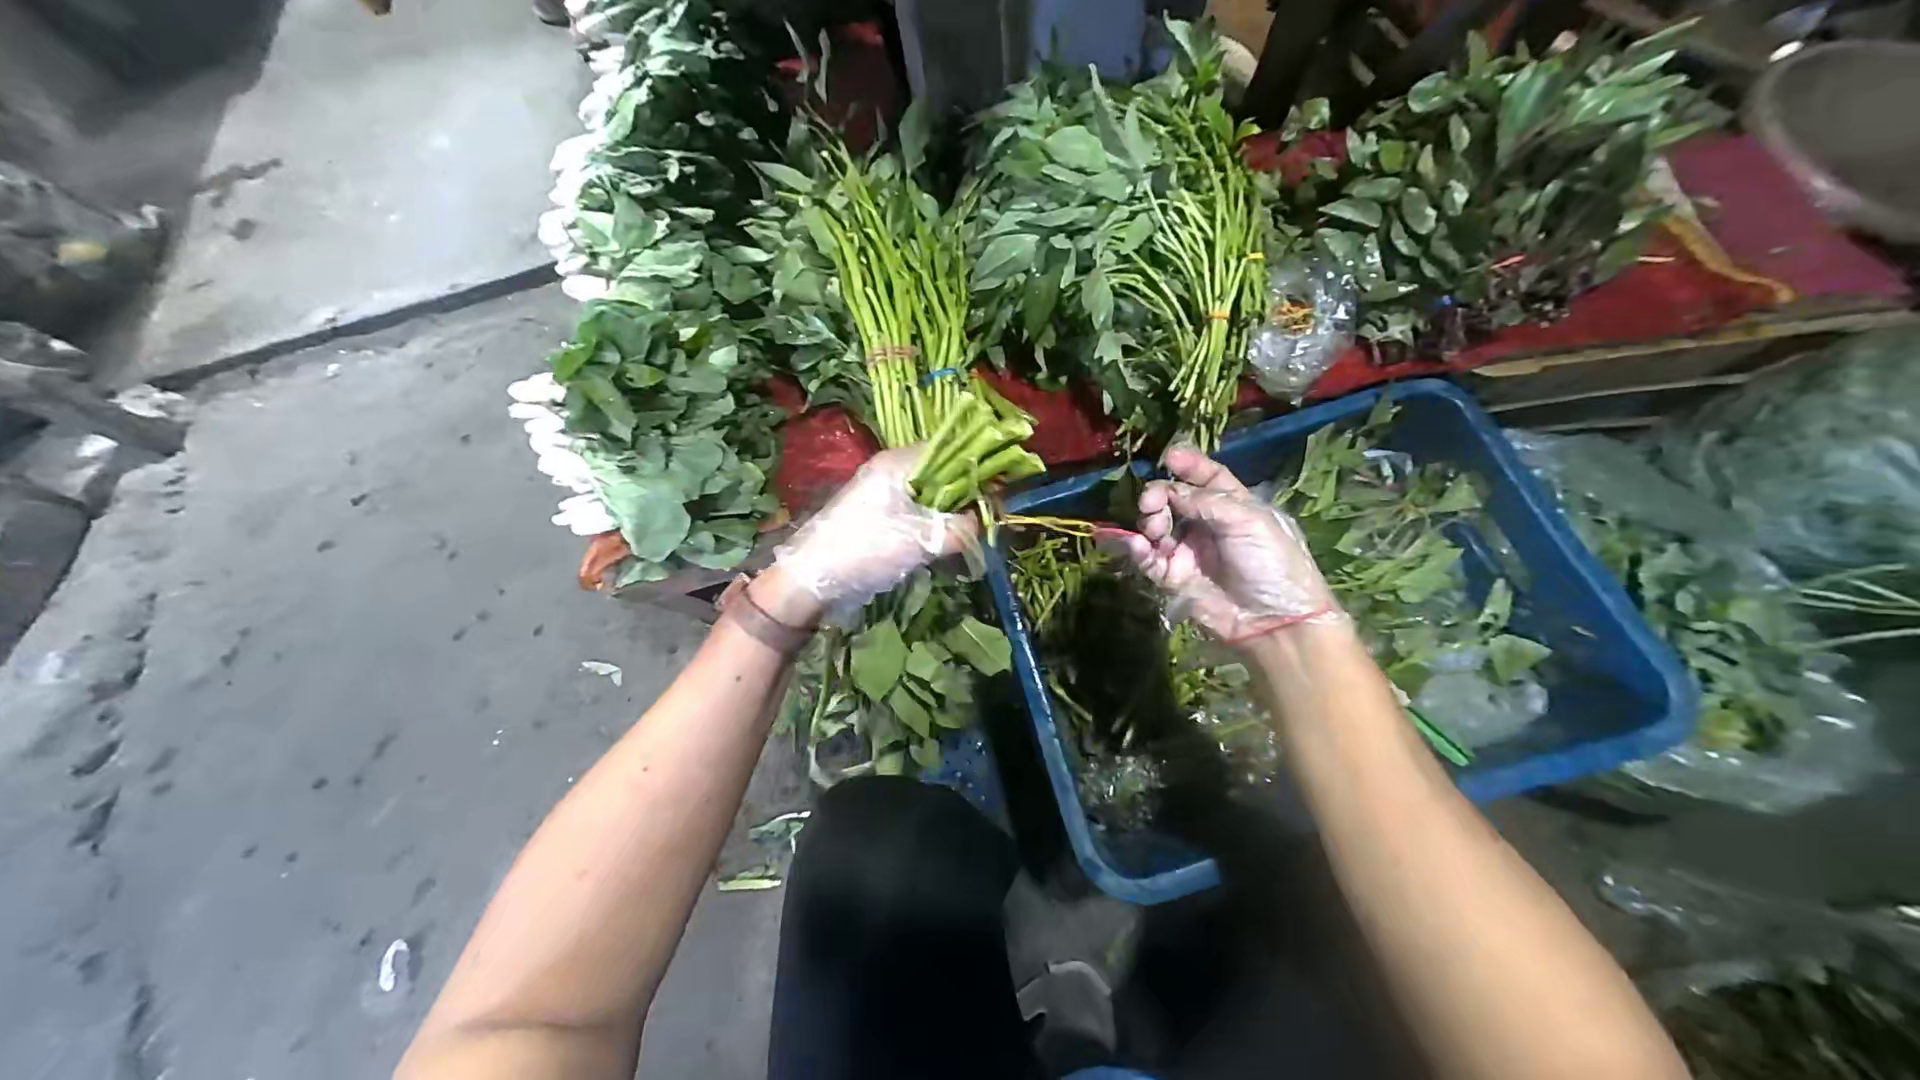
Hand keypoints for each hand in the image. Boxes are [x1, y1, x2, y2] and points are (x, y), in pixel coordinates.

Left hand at [771, 446, 977, 611]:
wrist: (811, 578)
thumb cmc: (866, 549)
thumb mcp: (922, 540)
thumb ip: (961, 528)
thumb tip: (984, 522)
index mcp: (899, 462)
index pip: (950, 450)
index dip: (977, 469)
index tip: (998, 494)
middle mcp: (890, 469)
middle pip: (942, 473)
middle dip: (965, 496)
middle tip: (984, 522)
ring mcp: (880, 492)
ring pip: (929, 495)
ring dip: (948, 515)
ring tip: (966, 539)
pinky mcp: (875, 514)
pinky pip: (914, 511)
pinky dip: (930, 525)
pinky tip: (940, 547)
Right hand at [1104, 444, 1343, 645]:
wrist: (1273, 620)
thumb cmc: (1271, 562)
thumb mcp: (1247, 520)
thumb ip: (1204, 501)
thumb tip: (1168, 490)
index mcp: (1233, 506)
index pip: (1207, 478)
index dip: (1188, 465)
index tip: (1168, 457)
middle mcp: (1207, 525)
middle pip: (1172, 499)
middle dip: (1158, 495)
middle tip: (1151, 503)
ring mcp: (1188, 551)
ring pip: (1155, 526)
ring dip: (1149, 521)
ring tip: (1154, 529)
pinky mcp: (1172, 578)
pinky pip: (1147, 558)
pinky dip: (1136, 548)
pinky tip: (1135, 544)